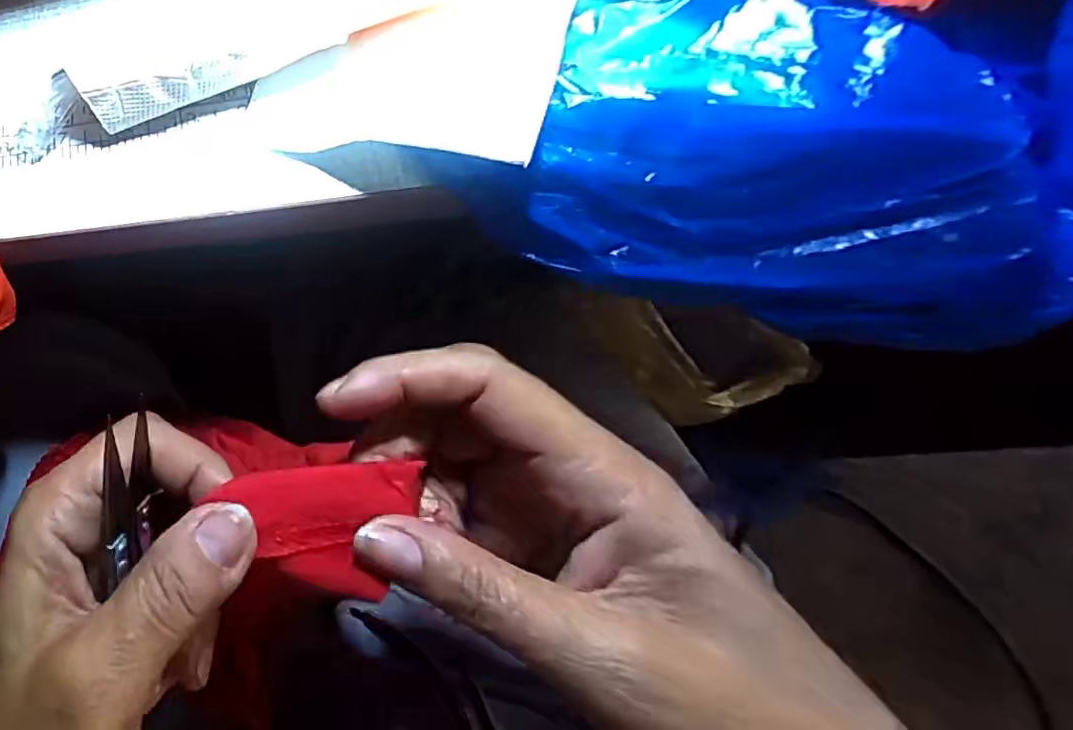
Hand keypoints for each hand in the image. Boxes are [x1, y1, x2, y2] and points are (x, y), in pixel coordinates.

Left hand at [0, 414, 256, 729]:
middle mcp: (80, 515)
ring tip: (185, 661)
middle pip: (168, 481)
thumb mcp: (101, 670)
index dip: (194, 466)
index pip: (143, 441)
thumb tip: (239, 515)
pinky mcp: (117, 588)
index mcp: (58, 508)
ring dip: (200, 594)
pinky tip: (177, 669)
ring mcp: (99, 552)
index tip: (237, 526)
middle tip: (212, 610)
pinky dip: (193, 617)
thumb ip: (166, 594)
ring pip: (181, 529)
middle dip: (201, 543)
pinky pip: (177, 573)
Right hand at [320, 345, 901, 729]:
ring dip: (400, 481)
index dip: (406, 376)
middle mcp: (563, 464)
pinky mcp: (533, 540)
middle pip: (456, 410)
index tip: (336, 402)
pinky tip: (409, 554)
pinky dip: (419, 522)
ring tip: (373, 527)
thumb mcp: (601, 654)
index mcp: (596, 465)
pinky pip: (456, 507)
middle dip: (391, 434)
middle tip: (344, 488)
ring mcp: (546, 501)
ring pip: (448, 455)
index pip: (487, 381)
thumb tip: (365, 537)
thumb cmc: (736, 707)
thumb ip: (479, 593)